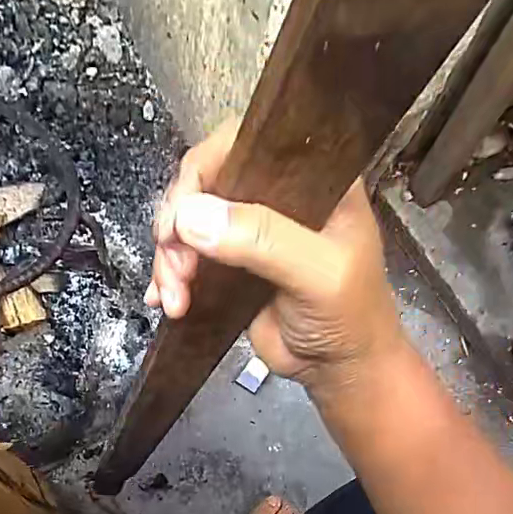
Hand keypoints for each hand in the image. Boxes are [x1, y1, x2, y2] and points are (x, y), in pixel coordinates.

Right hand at [146, 119, 408, 390]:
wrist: (337, 368)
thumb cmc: (348, 316)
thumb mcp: (317, 273)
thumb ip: (263, 239)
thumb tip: (192, 216)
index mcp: (306, 177)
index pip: (241, 145)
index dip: (201, 172)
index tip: (180, 217)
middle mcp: (272, 197)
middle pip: (201, 186)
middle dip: (177, 228)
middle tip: (177, 270)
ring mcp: (245, 233)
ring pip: (186, 226)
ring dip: (168, 261)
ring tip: (174, 299)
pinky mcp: (225, 269)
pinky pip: (183, 260)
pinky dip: (166, 279)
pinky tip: (164, 301)